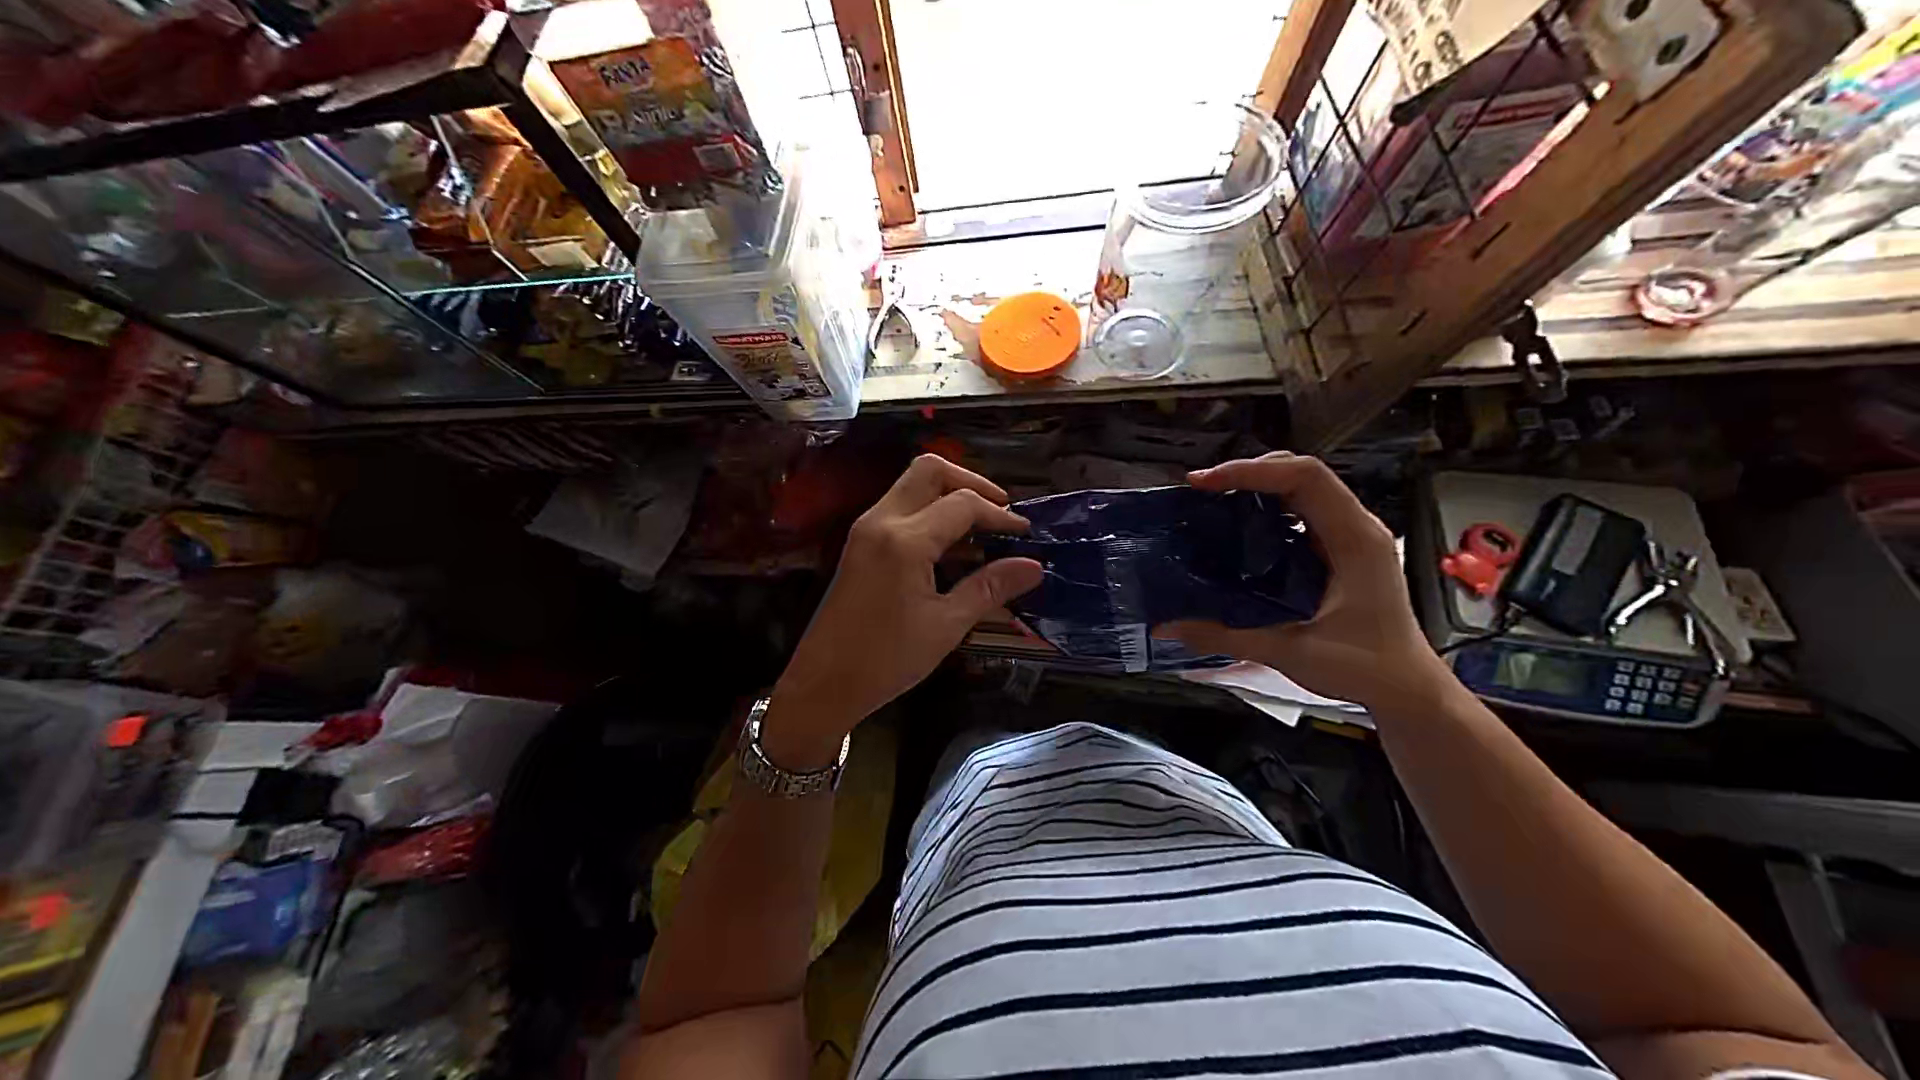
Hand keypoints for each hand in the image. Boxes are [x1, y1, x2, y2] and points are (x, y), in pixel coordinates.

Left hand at [764, 455, 1042, 766]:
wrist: (823, 683)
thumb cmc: (886, 660)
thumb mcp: (946, 625)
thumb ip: (990, 587)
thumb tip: (1033, 566)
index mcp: (904, 541)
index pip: (963, 503)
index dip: (999, 515)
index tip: (1025, 534)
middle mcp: (882, 521)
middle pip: (930, 470)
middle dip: (971, 482)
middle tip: (1000, 512)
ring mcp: (866, 528)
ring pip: (912, 484)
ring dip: (949, 494)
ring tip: (981, 529)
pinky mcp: (860, 541)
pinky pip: (900, 506)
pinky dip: (929, 511)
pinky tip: (951, 545)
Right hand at [1158, 453, 1452, 710]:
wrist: (1408, 689)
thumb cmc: (1364, 668)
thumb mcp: (1290, 652)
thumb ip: (1225, 636)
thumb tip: (1166, 626)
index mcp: (1356, 540)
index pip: (1305, 477)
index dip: (1252, 471)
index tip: (1205, 483)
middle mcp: (1357, 528)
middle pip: (1301, 472)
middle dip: (1248, 472)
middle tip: (1202, 488)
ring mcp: (1351, 536)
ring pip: (1302, 487)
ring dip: (1256, 486)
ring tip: (1213, 500)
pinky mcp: (1341, 549)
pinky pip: (1302, 510)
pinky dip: (1266, 507)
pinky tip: (1239, 526)